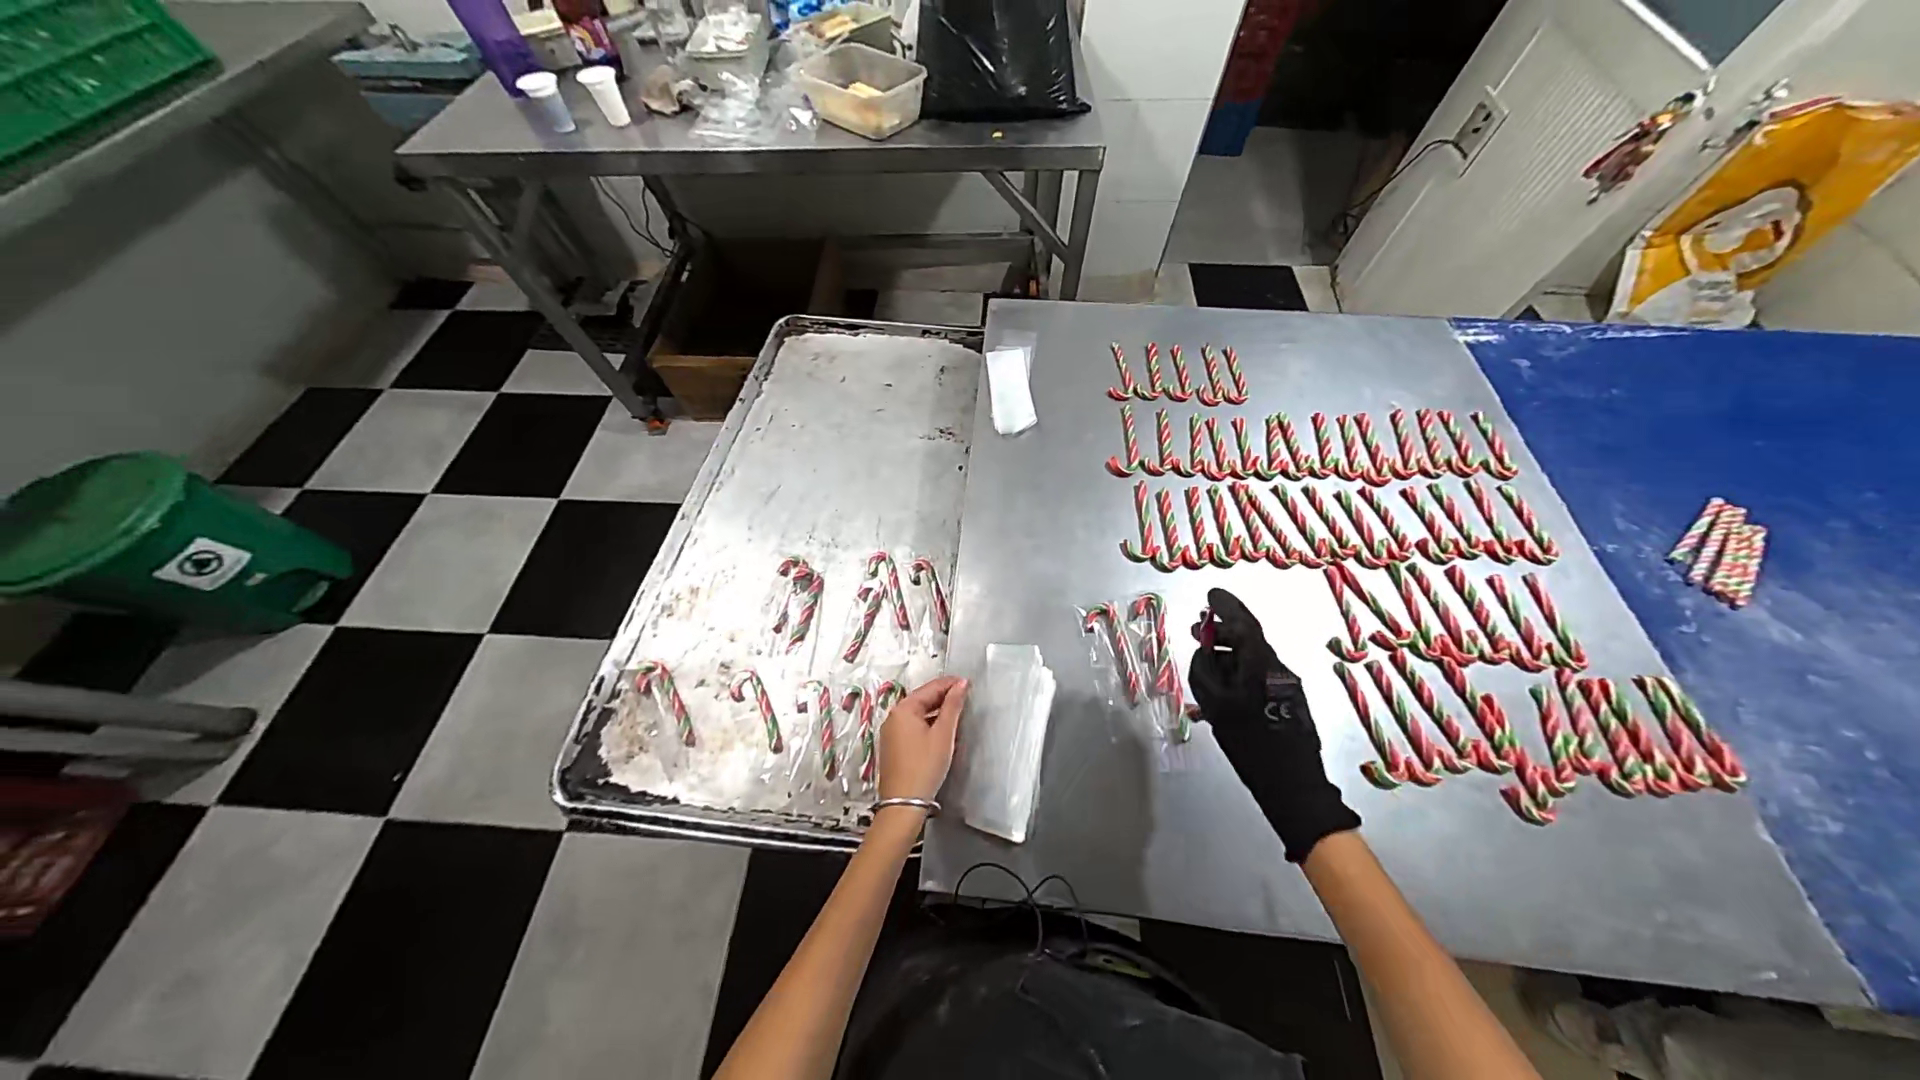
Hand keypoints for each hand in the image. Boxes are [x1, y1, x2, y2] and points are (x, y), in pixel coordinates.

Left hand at [878, 676, 967, 801]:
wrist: (903, 803)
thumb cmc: (925, 766)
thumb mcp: (943, 734)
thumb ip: (953, 706)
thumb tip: (961, 684)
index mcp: (903, 709)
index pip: (930, 688)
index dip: (951, 684)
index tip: (969, 684)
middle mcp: (893, 716)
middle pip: (922, 699)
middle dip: (944, 696)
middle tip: (966, 696)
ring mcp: (891, 731)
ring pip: (917, 713)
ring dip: (936, 710)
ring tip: (957, 710)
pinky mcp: (893, 745)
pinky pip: (912, 725)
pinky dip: (928, 722)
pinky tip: (941, 728)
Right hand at [1189, 588, 1358, 861]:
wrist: (1294, 787)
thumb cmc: (1252, 746)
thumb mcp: (1216, 707)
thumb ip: (1204, 672)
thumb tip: (1202, 650)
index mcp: (1262, 666)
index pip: (1244, 624)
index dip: (1226, 607)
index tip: (1210, 595)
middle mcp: (1280, 670)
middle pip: (1248, 640)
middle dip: (1222, 633)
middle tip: (1196, 632)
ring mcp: (1288, 686)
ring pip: (1252, 660)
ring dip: (1228, 658)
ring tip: (1205, 671)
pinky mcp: (1290, 701)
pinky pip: (1258, 678)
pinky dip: (1238, 677)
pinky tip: (1221, 696)